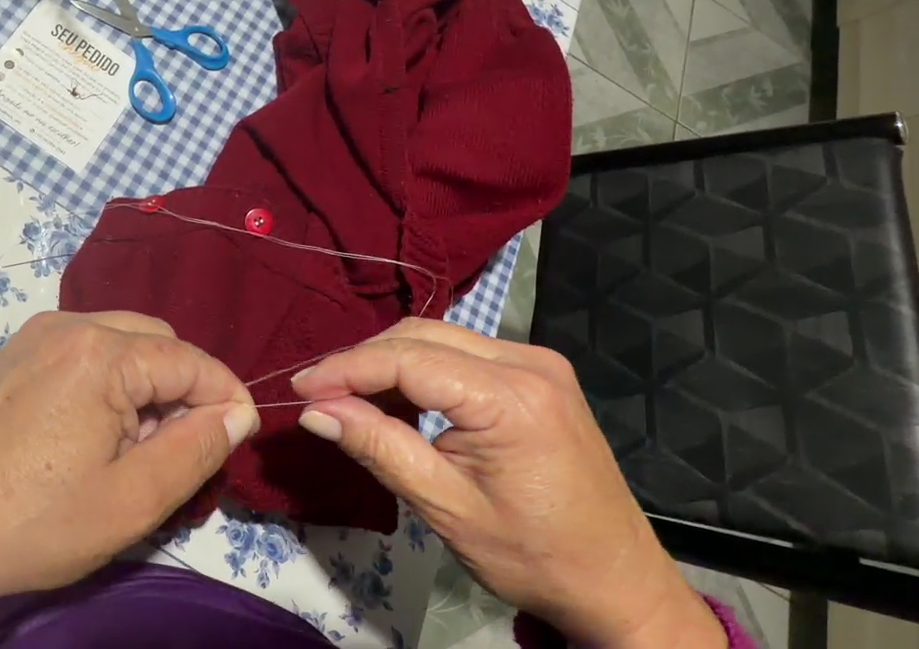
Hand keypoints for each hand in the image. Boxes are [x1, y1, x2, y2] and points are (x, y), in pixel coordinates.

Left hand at [0, 310, 259, 604]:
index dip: (223, 396)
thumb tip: (237, 413)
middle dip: (182, 388)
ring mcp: (41, 331)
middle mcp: (72, 325)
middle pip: (158, 340)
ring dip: (147, 382)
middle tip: (178, 448)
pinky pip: (88, 346)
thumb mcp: (132, 499)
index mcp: (101, 354)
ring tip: (137, 442)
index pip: (190, 359)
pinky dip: (111, 376)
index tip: (237, 437)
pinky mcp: (21, 348)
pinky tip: (98, 425)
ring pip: (124, 339)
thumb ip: (196, 449)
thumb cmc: (37, 520)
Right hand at [289, 319, 724, 648]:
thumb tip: (315, 412)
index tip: (300, 389)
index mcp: (512, 398)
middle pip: (421, 336)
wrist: (619, 583)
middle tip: (318, 395)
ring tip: (348, 397)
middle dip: (363, 361)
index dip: (347, 369)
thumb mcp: (447, 508)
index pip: (408, 360)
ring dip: (389, 361)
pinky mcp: (538, 372)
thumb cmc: (534, 556)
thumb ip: (379, 448)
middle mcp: (528, 361)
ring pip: (439, 337)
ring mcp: (537, 361)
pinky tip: (397, 397)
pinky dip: (421, 368)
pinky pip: (462, 352)